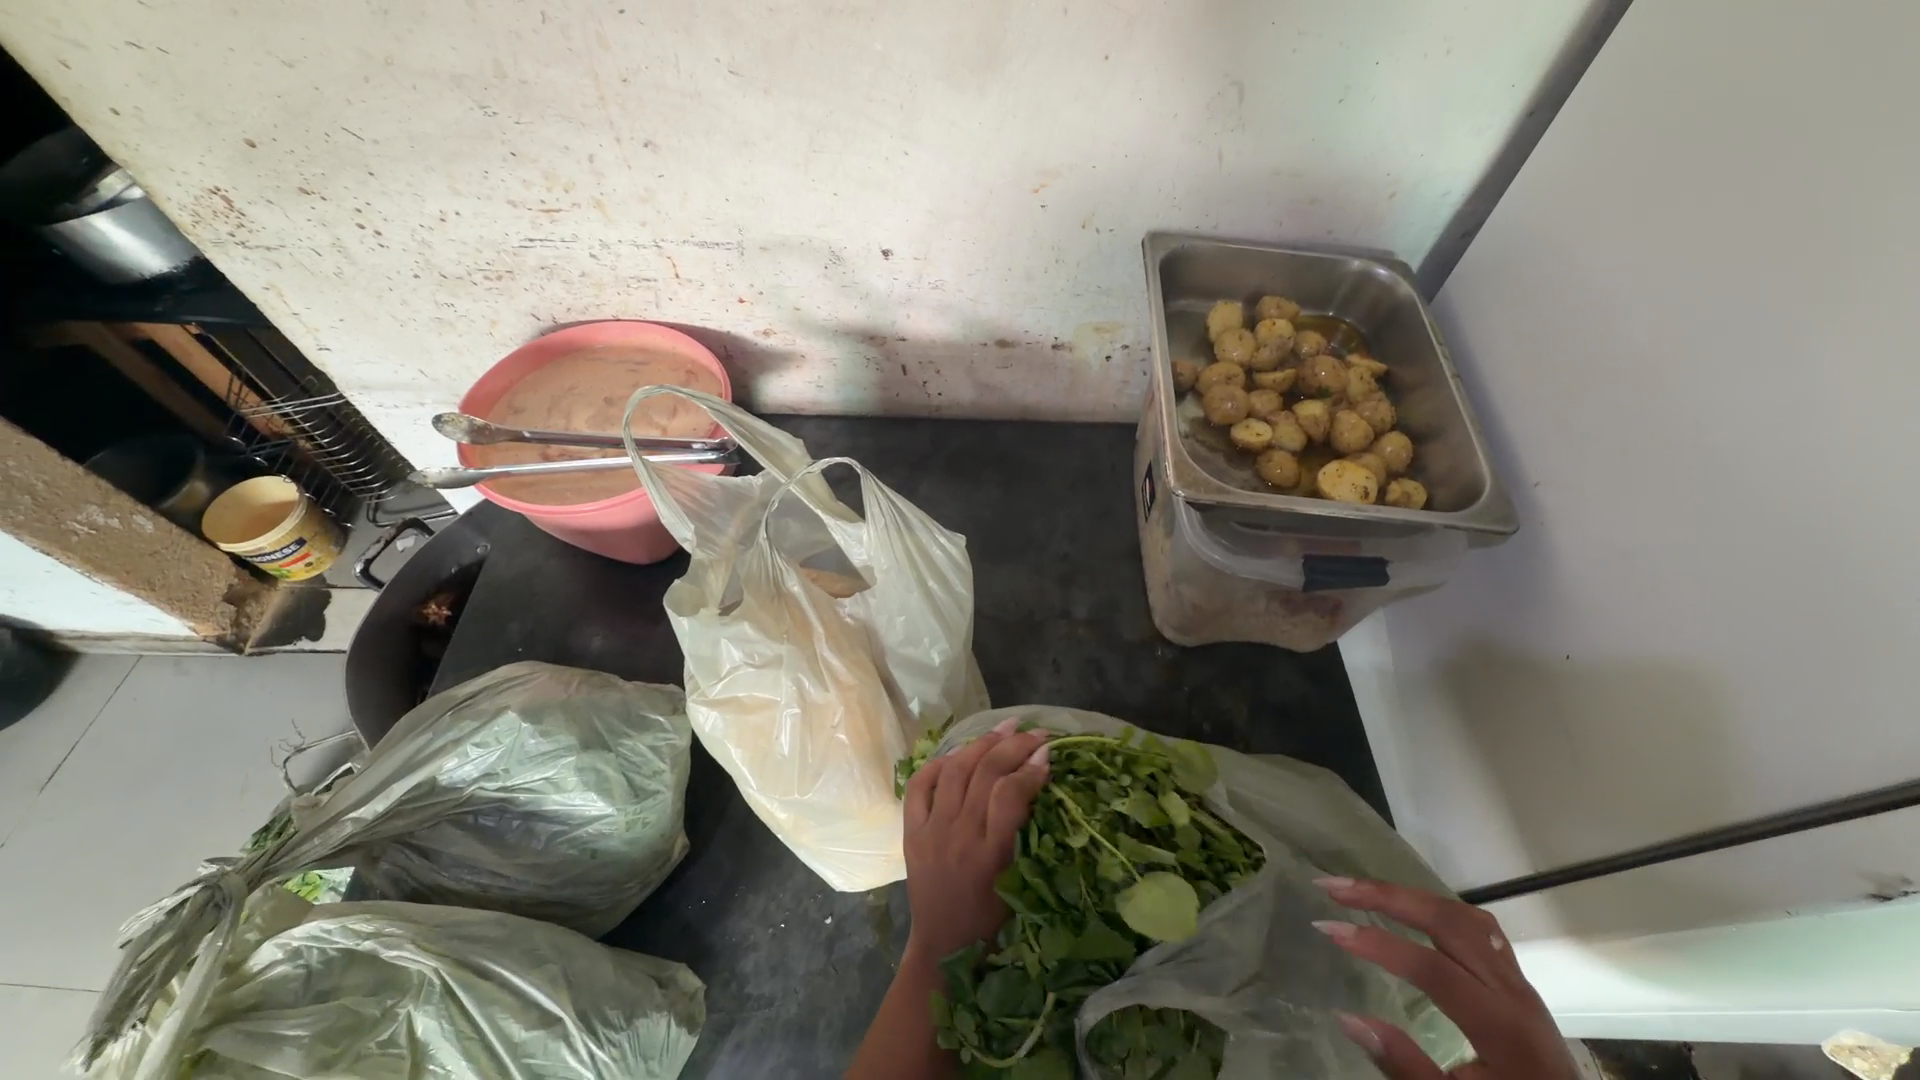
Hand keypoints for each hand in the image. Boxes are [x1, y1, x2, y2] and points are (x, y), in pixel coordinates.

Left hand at [900, 719, 1050, 962]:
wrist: (943, 947)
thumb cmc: (992, 919)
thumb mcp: (1019, 879)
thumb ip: (1023, 832)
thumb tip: (1036, 779)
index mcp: (989, 855)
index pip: (1010, 794)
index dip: (1031, 768)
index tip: (1049, 754)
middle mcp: (957, 836)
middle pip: (985, 773)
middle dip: (1013, 746)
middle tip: (1035, 733)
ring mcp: (930, 831)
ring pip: (955, 770)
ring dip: (982, 743)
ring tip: (1004, 729)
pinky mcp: (910, 832)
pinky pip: (920, 785)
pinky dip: (940, 763)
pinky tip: (960, 753)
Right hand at [1312, 877, 1579, 1079]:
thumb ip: (1404, 1065)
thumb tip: (1346, 1017)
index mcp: (1501, 1026)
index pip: (1433, 968)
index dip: (1378, 944)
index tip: (1327, 928)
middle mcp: (1514, 992)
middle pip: (1448, 922)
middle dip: (1386, 897)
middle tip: (1334, 888)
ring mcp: (1519, 981)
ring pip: (1463, 915)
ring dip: (1409, 896)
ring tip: (1362, 890)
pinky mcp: (1516, 980)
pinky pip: (1478, 927)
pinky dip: (1436, 907)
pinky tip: (1409, 908)